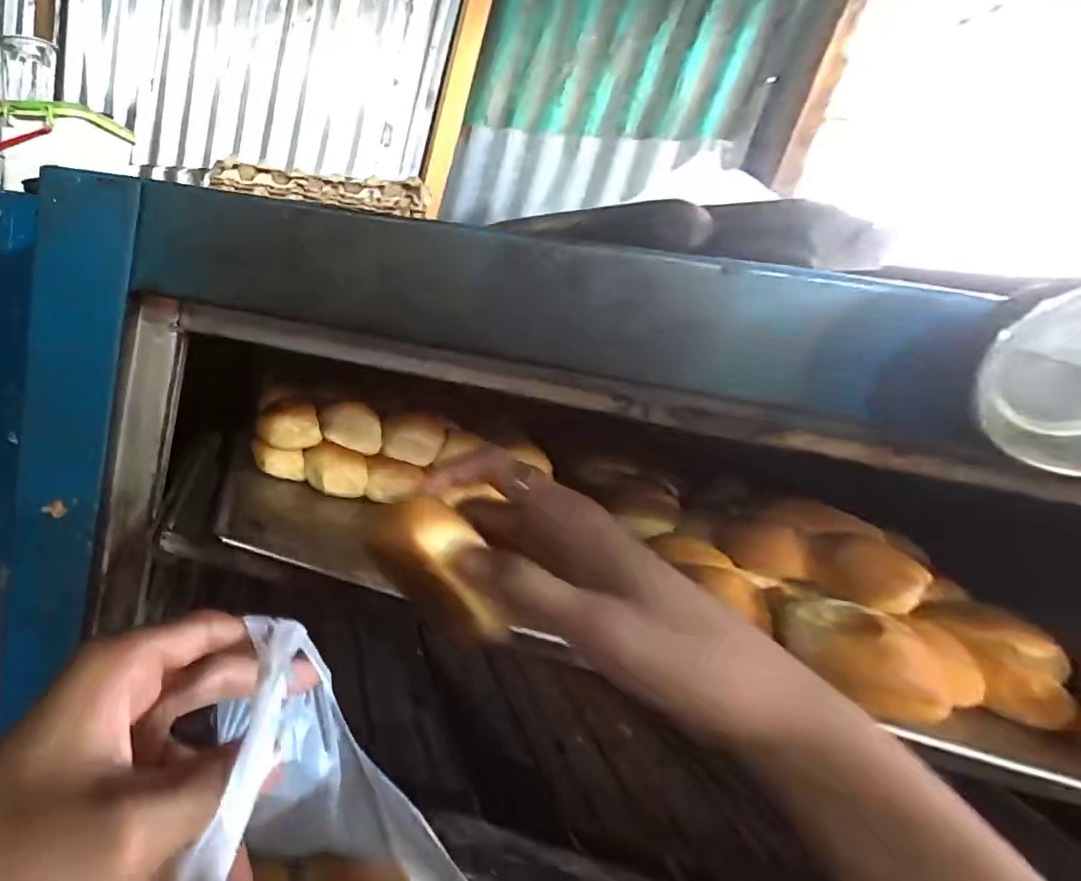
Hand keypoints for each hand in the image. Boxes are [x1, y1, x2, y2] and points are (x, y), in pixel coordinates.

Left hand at [0, 610, 317, 880]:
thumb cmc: (39, 840)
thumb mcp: (135, 821)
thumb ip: (210, 787)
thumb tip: (274, 755)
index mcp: (118, 669)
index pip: (199, 634)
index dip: (252, 639)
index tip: (301, 650)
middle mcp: (116, 685)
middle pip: (197, 672)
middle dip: (251, 684)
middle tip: (311, 690)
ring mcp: (108, 728)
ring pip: (184, 726)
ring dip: (228, 753)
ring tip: (284, 765)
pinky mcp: (103, 769)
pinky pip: (163, 768)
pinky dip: (198, 789)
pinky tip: (231, 821)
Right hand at [426, 448, 855, 750]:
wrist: (763, 707)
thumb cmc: (681, 655)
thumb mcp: (596, 623)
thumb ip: (523, 585)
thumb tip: (453, 552)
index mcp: (575, 521)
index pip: (504, 470)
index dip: (457, 470)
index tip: (419, 495)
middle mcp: (572, 531)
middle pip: (499, 503)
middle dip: (454, 514)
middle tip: (412, 543)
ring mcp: (581, 562)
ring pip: (510, 538)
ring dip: (472, 547)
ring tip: (433, 572)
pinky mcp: (588, 591)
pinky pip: (527, 569)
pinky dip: (496, 575)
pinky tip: (479, 602)